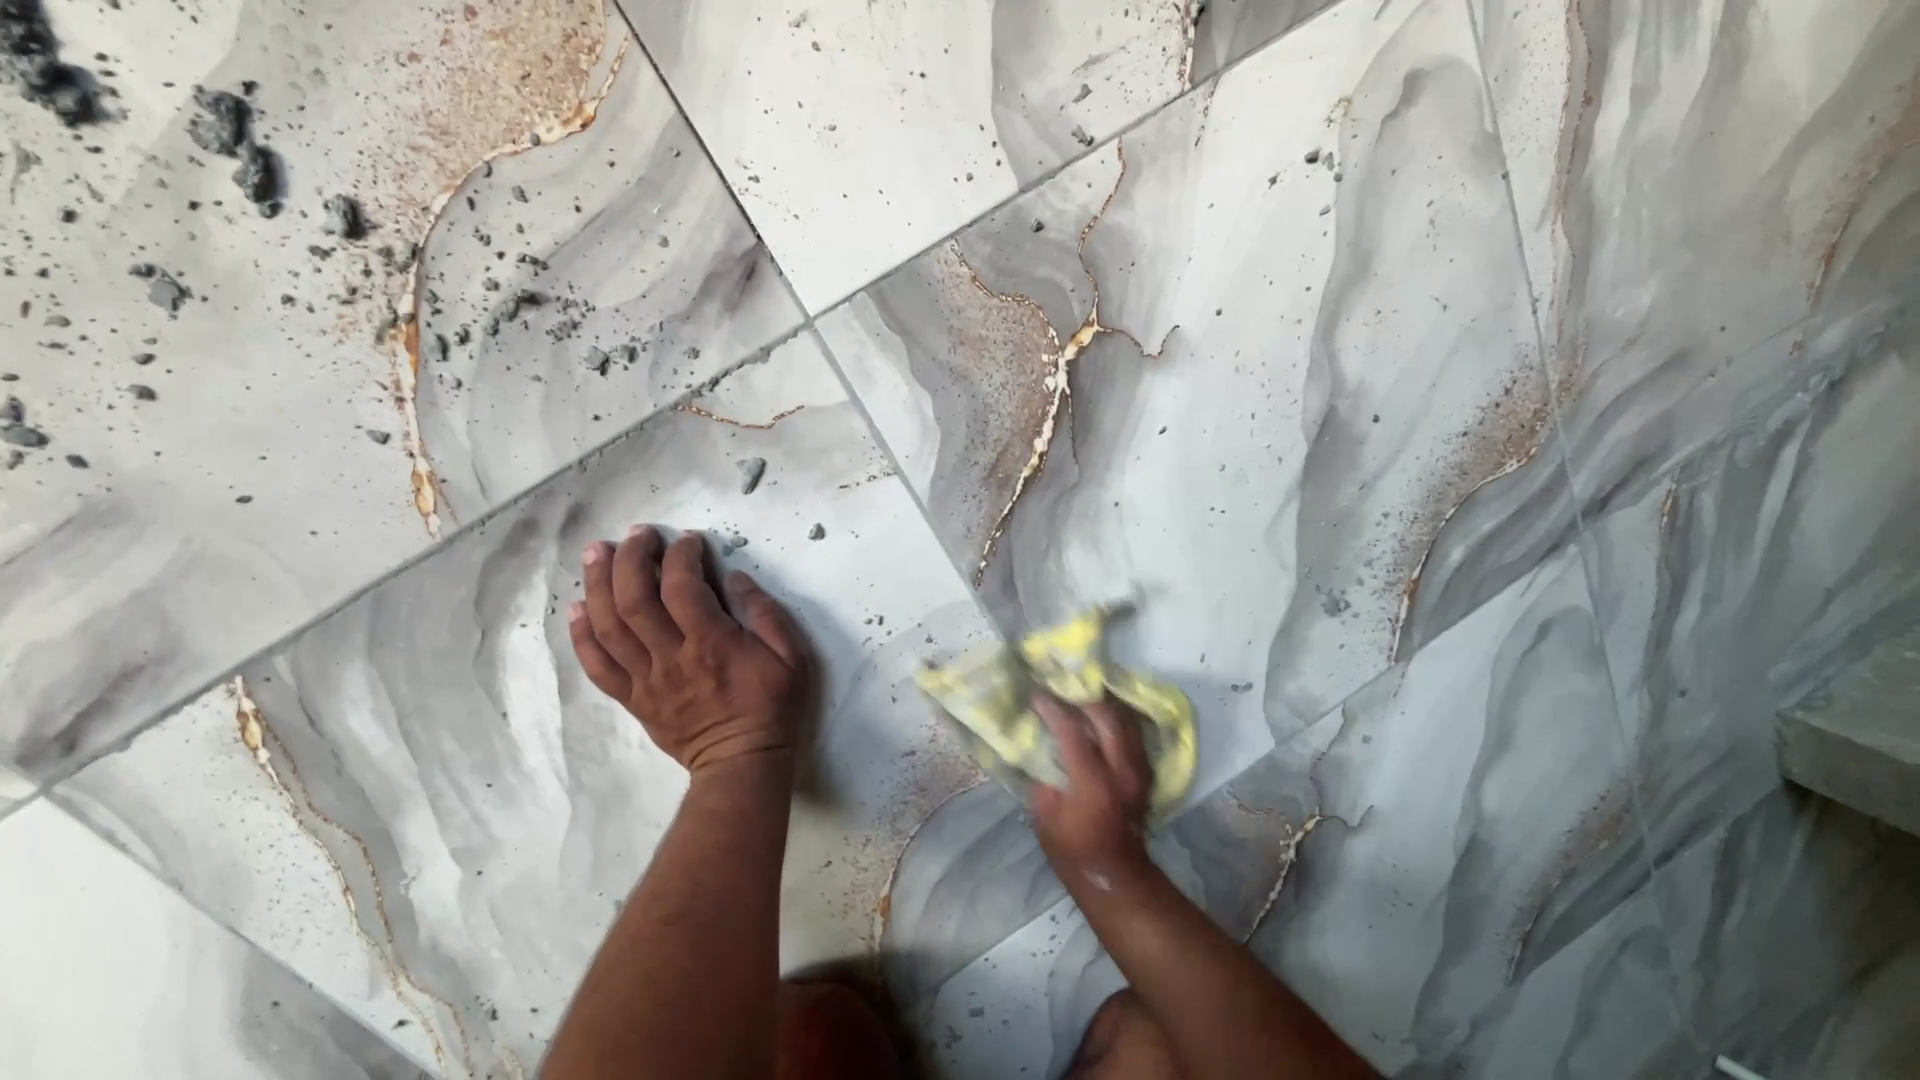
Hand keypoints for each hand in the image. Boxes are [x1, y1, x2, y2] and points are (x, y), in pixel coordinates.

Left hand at [569, 526, 813, 774]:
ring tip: (595, 553)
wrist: (743, 763)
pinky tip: (577, 608)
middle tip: (634, 534)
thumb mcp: (792, 657)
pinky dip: (581, 635)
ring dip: (597, 585)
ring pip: (608, 627)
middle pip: (634, 600)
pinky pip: (597, 666)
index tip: (687, 540)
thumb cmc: (772, 707)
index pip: (682, 587)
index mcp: (711, 645)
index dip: (679, 555)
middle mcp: (671, 658)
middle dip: (629, 559)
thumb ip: (766, 614)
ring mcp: (646, 680)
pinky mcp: (633, 699)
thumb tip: (735, 578)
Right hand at [1029, 693, 1153, 889]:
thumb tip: (1044, 747)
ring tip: (1083, 691)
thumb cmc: (1073, 851)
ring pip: (1127, 721)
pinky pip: (1134, 734)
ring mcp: (1139, 771)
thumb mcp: (1045, 817)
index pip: (1073, 731)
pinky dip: (1118, 719)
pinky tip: (1103, 712)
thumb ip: (1045, 777)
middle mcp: (1122, 771)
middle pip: (1108, 717)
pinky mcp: (1146, 773)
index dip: (1053, 709)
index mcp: (1093, 783)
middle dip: (1084, 697)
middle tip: (1063, 684)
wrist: (1115, 876)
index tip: (1037, 695)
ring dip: (1105, 704)